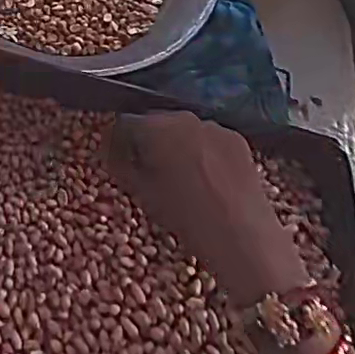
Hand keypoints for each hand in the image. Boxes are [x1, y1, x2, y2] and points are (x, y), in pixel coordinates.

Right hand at [106, 111, 307, 301]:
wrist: (243, 236)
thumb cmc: (184, 216)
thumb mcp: (142, 193)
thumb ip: (122, 165)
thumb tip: (111, 152)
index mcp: (155, 127)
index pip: (124, 123)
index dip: (116, 141)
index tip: (115, 158)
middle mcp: (184, 117)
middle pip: (155, 122)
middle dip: (147, 140)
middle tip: (145, 167)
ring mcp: (214, 126)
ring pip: (184, 129)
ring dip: (175, 144)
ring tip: (178, 174)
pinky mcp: (237, 138)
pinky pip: (209, 138)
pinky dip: (202, 151)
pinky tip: (206, 177)